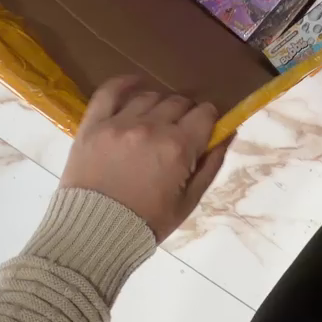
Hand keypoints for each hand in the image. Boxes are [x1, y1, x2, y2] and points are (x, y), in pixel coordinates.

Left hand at [60, 76, 229, 242]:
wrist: (92, 237)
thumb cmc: (146, 223)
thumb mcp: (189, 200)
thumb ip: (212, 163)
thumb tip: (229, 132)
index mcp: (178, 147)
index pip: (206, 112)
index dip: (209, 120)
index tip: (204, 131)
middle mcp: (152, 128)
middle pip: (179, 102)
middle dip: (185, 115)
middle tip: (178, 133)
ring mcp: (120, 124)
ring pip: (151, 96)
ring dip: (159, 106)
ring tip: (154, 123)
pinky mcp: (93, 126)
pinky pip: (109, 92)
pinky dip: (125, 83)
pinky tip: (135, 84)